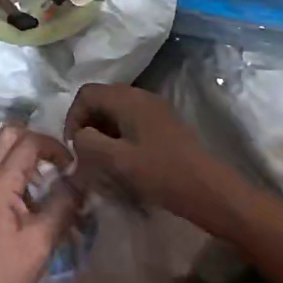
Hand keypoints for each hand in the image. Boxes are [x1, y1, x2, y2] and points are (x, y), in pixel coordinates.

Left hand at [0, 126, 81, 282]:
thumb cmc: (8, 272)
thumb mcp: (42, 238)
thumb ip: (64, 203)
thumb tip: (84, 180)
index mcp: (2, 181)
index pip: (29, 141)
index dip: (55, 145)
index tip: (76, 164)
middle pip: (11, 137)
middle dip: (39, 140)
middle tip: (63, 160)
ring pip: (12, 156)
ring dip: (36, 158)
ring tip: (63, 178)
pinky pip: (15, 176)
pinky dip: (33, 177)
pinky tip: (53, 199)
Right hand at [65, 83, 238, 227]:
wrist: (208, 189)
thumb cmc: (161, 174)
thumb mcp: (118, 161)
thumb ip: (89, 143)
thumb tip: (78, 136)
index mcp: (127, 98)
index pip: (86, 94)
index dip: (73, 118)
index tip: (74, 148)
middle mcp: (140, 95)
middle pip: (101, 99)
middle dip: (88, 124)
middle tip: (86, 155)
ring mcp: (154, 108)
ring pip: (116, 111)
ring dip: (103, 131)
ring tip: (102, 160)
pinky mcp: (163, 123)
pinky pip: (131, 120)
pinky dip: (119, 135)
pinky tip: (123, 160)